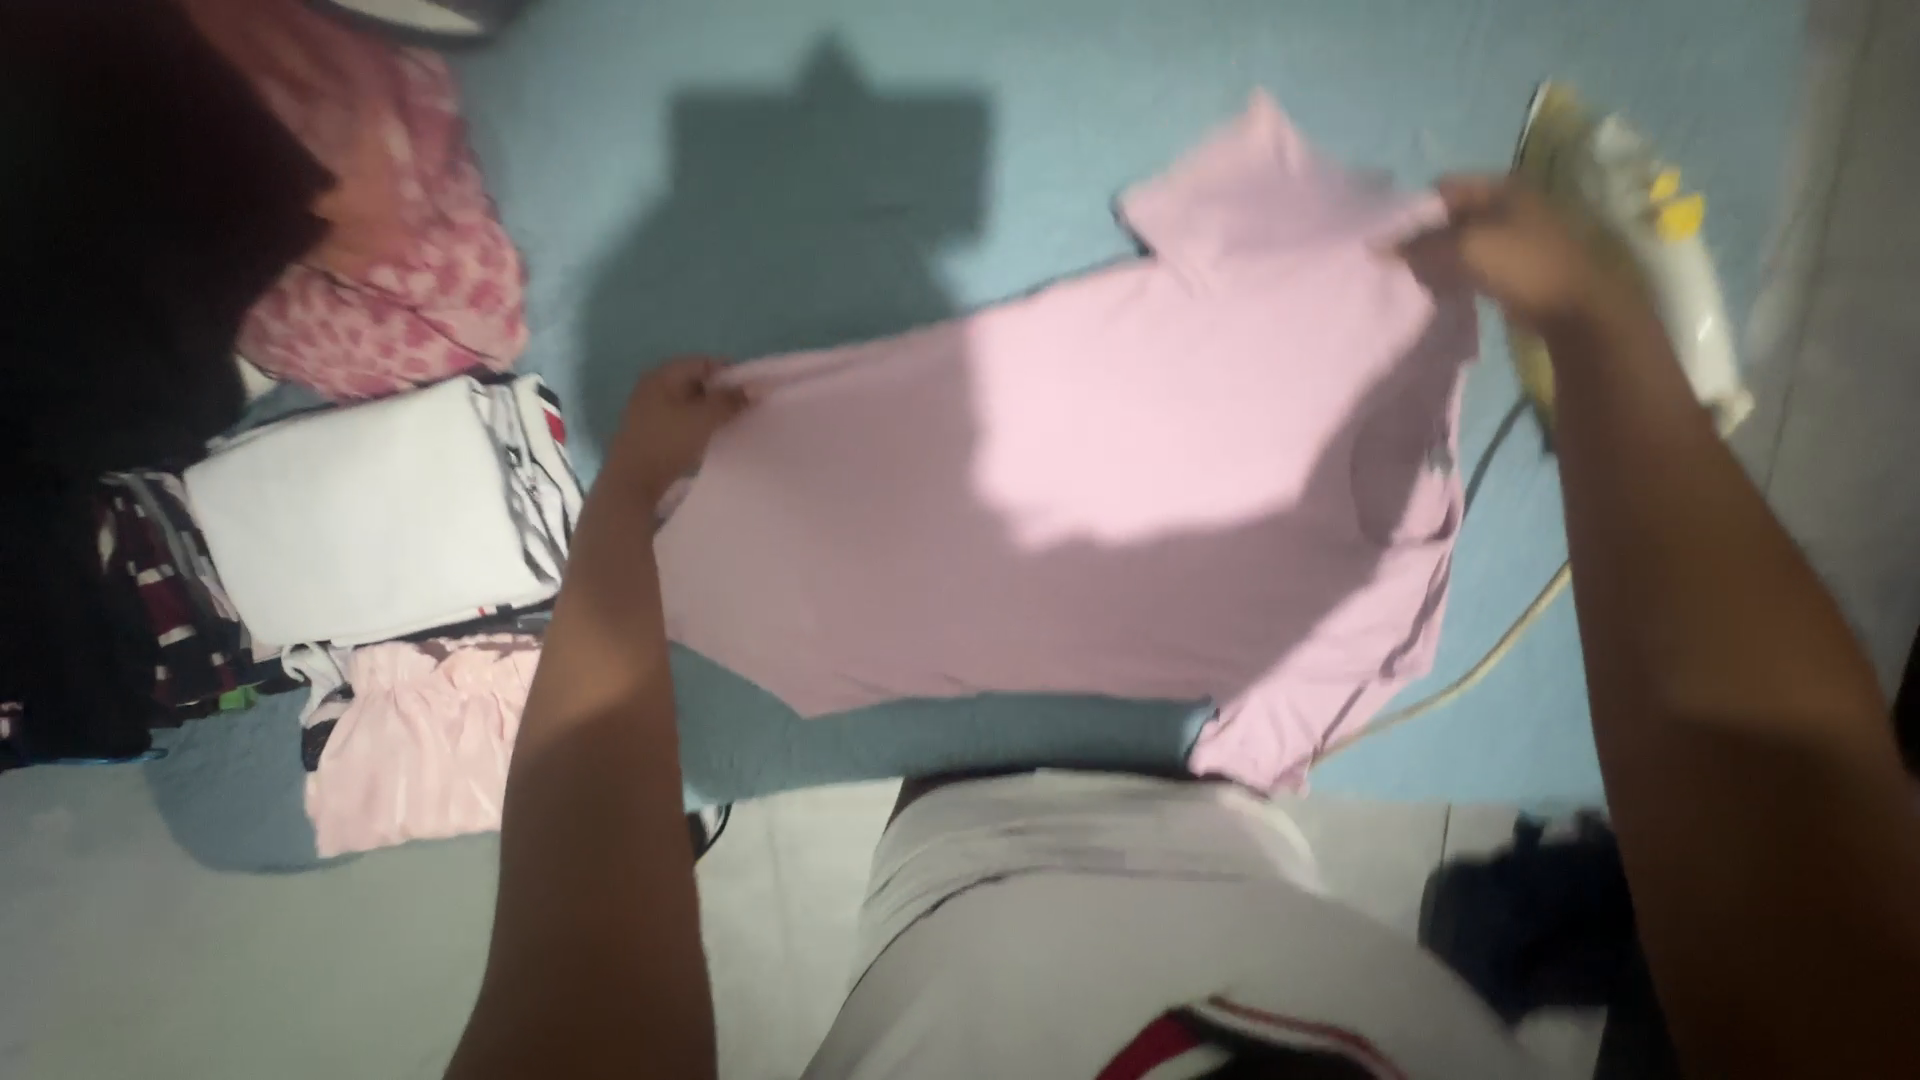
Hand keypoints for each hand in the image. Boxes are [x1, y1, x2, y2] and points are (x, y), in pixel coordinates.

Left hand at [604, 356, 749, 500]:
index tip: (752, 392)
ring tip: (734, 423)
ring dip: (713, 410)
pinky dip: (700, 423)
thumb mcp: (703, 419)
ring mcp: (651, 408)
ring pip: (691, 401)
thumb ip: (731, 400)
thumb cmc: (667, 443)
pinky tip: (713, 436)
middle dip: (723, 393)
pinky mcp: (653, 429)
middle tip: (747, 409)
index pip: (705, 363)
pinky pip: (683, 417)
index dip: (731, 374)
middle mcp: (655, 386)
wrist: (633, 482)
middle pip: (698, 381)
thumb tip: (758, 387)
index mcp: (663, 375)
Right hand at [1401, 175, 1642, 332]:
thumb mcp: (1466, 247)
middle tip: (1395, 260)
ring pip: (1458, 239)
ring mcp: (1512, 233)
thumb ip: (1419, 244)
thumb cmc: (1522, 264)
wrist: (1572, 305)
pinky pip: (1470, 260)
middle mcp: (1507, 204)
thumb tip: (1377, 247)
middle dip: (1422, 235)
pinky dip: (1451, 270)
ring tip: (1411, 275)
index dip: (1415, 210)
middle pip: (1450, 214)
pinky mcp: (1511, 262)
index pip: (1444, 188)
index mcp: (1501, 187)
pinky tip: (1436, 285)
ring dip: (1435, 256)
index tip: (1389, 237)